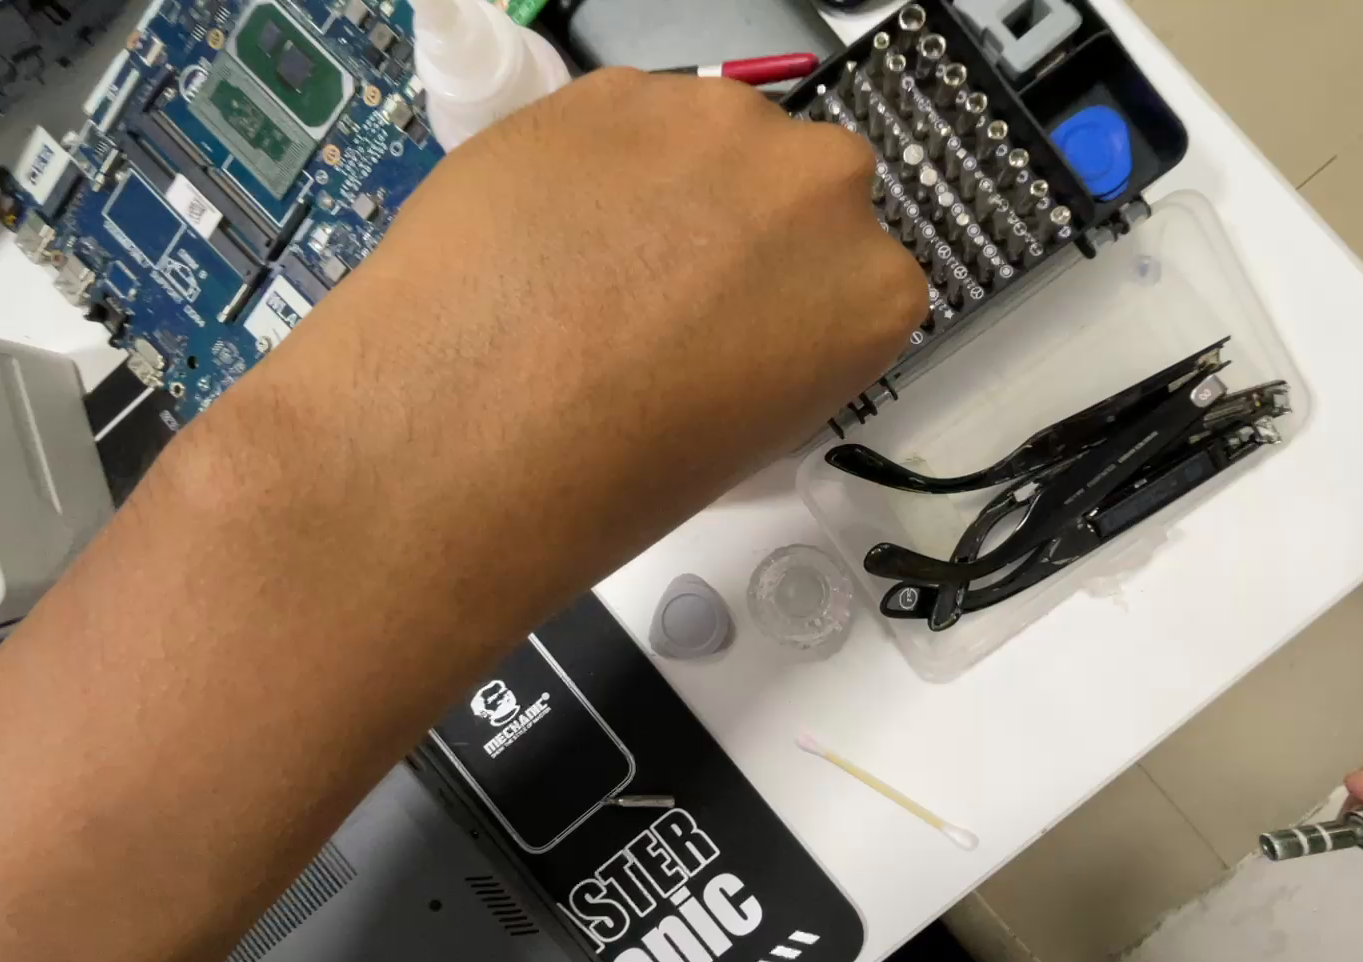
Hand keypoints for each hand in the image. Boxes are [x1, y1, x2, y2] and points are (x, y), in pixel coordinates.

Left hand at [196, 69, 925, 625]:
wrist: (486, 422)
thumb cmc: (629, 473)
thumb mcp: (746, 441)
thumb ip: (780, 360)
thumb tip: (742, 330)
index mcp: (876, 292)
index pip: (860, 284)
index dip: (793, 316)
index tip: (748, 339)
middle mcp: (824, 189)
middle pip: (803, 199)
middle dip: (750, 242)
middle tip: (674, 300)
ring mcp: (721, 123)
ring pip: (719, 150)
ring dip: (678, 197)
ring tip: (596, 269)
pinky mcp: (617, 87)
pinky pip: (636, 126)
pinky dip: (608, 172)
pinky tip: (556, 235)